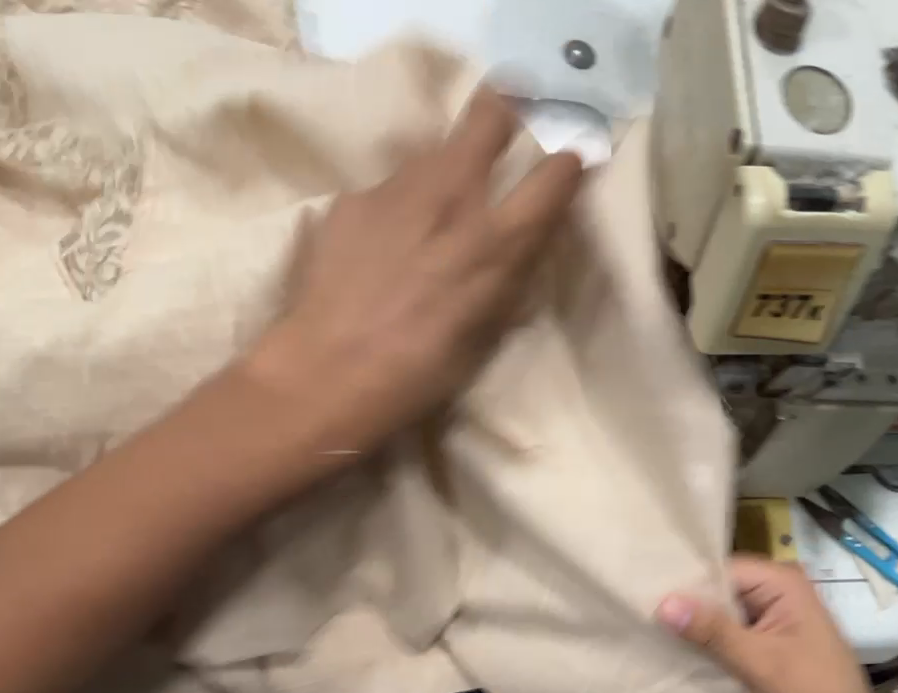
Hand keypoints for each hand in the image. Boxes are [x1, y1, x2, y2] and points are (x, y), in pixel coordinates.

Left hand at [244, 86, 584, 451]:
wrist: (326, 374)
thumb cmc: (416, 376)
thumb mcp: (481, 340)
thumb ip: (504, 288)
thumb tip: (517, 261)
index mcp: (495, 245)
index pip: (554, 177)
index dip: (569, 162)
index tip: (571, 160)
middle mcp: (451, 200)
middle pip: (489, 115)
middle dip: (506, 110)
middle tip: (507, 120)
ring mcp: (395, 191)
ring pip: (432, 151)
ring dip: (443, 169)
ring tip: (430, 210)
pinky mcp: (351, 199)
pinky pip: (385, 191)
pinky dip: (394, 209)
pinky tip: (377, 245)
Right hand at [657, 557, 884, 692]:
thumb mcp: (760, 662)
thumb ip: (712, 631)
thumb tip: (663, 603)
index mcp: (783, 583)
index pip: (723, 568)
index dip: (686, 580)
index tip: (644, 592)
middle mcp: (773, 593)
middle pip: (717, 588)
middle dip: (684, 603)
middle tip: (638, 611)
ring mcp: (765, 620)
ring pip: (716, 614)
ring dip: (690, 626)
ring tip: (645, 629)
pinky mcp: (757, 646)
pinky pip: (721, 635)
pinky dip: (701, 643)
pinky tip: (668, 649)